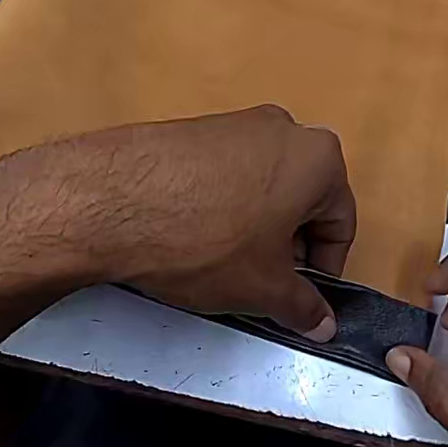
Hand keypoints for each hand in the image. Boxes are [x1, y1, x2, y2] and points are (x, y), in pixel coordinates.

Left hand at [44, 105, 355, 340]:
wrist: (107, 203)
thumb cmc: (205, 243)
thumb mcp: (263, 287)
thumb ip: (303, 307)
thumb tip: (324, 324)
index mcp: (318, 157)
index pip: (341, 223)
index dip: (324, 269)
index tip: (301, 298)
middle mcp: (282, 128)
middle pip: (302, 202)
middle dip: (288, 248)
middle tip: (262, 284)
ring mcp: (233, 122)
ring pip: (263, 189)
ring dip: (256, 229)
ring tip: (222, 263)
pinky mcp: (192, 129)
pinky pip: (225, 176)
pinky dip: (223, 209)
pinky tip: (192, 237)